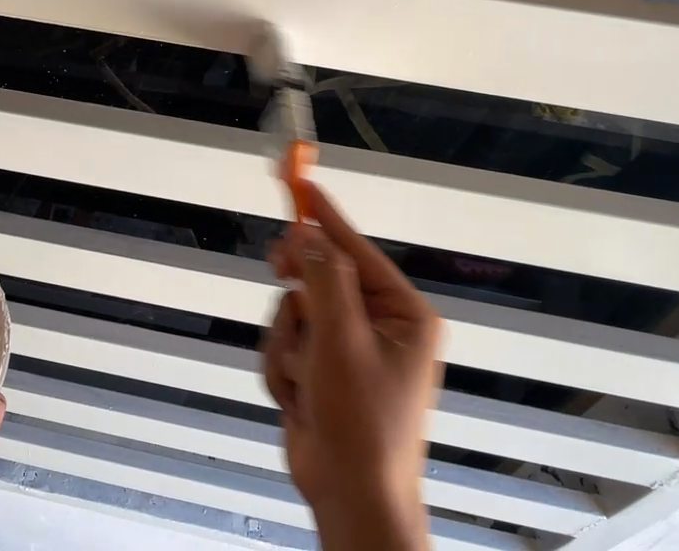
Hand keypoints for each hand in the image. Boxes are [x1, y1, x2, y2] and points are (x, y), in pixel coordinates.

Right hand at [262, 183, 442, 550]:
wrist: (349, 496)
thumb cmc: (361, 422)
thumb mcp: (342, 341)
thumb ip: (325, 279)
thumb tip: (309, 238)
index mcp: (402, 314)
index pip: (357, 249)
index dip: (324, 215)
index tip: (299, 181)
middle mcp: (377, 325)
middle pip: (318, 276)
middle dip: (297, 293)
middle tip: (276, 271)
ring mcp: (346, 349)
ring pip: (293, 312)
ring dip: (289, 346)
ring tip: (305, 382)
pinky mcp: (321, 370)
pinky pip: (285, 344)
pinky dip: (283, 369)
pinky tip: (299, 402)